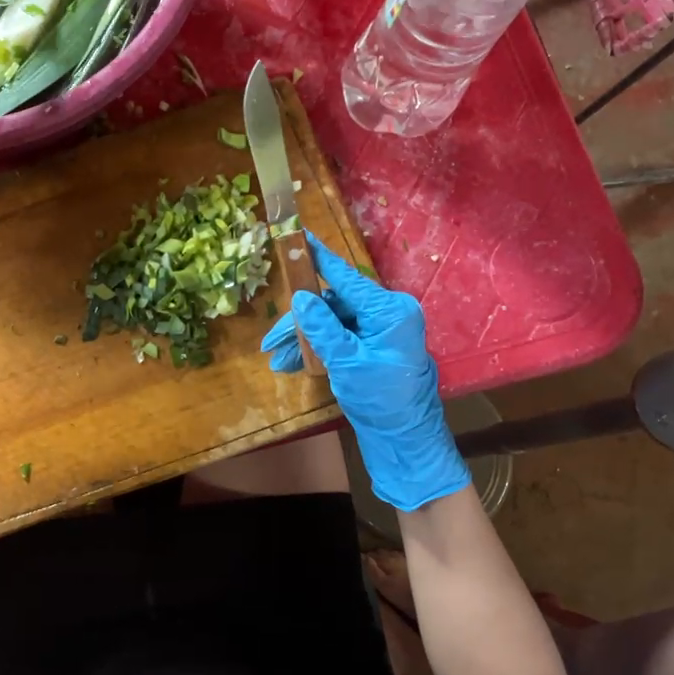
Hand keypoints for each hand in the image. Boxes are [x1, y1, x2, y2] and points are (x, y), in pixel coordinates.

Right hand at [261, 238, 469, 511]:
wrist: (403, 438)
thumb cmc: (381, 398)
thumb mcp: (347, 362)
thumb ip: (323, 328)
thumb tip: (301, 297)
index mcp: (388, 310)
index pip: (346, 278)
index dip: (319, 259)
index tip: (298, 236)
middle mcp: (385, 314)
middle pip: (333, 304)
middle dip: (299, 322)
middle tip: (270, 343)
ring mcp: (378, 331)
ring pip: (331, 323)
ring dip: (303, 339)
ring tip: (278, 360)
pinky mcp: (371, 347)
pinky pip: (337, 338)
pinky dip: (316, 349)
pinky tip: (293, 364)